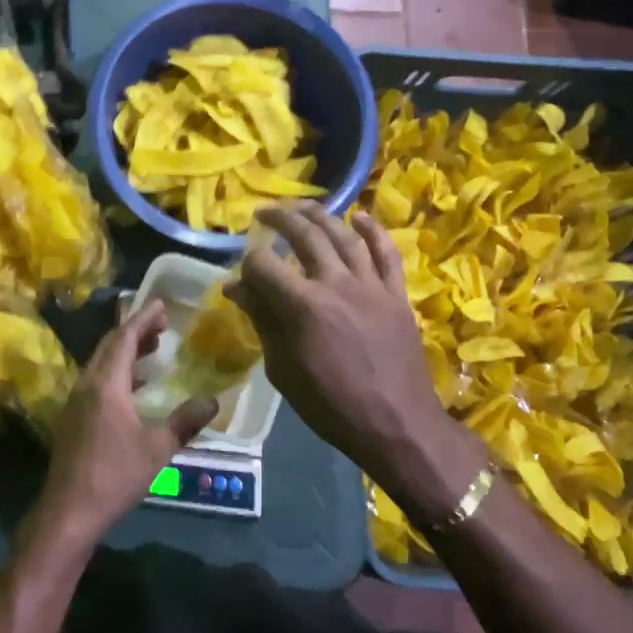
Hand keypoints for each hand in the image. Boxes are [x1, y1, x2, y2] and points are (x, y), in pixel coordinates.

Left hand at [36, 300, 217, 538]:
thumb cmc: (115, 475)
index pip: (124, 338)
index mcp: (106, 384)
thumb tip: (213, 400)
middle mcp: (87, 384)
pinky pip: (96, 381)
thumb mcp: (158, 449)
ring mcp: (76, 400)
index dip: (143, 318)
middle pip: (109, 346)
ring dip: (125, 352)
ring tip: (153, 350)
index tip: (161, 305)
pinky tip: (134, 388)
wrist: (70, 509)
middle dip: (135, 330)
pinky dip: (117, 373)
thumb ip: (186, 421)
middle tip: (162, 325)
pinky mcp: (73, 417)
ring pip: (101, 363)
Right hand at [226, 202, 481, 519]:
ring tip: (302, 207)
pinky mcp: (396, 294)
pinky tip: (359, 217)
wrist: (396, 424)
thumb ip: (262, 321)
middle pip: (305, 235)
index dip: (249, 263)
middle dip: (280, 219)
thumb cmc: (330, 404)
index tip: (244, 274)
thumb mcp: (283, 368)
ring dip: (321, 215)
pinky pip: (386, 253)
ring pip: (344, 235)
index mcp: (302, 305)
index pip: (265, 264)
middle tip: (264, 214)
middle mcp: (336, 284)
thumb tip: (236, 288)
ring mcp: (370, 285)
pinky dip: (373, 231)